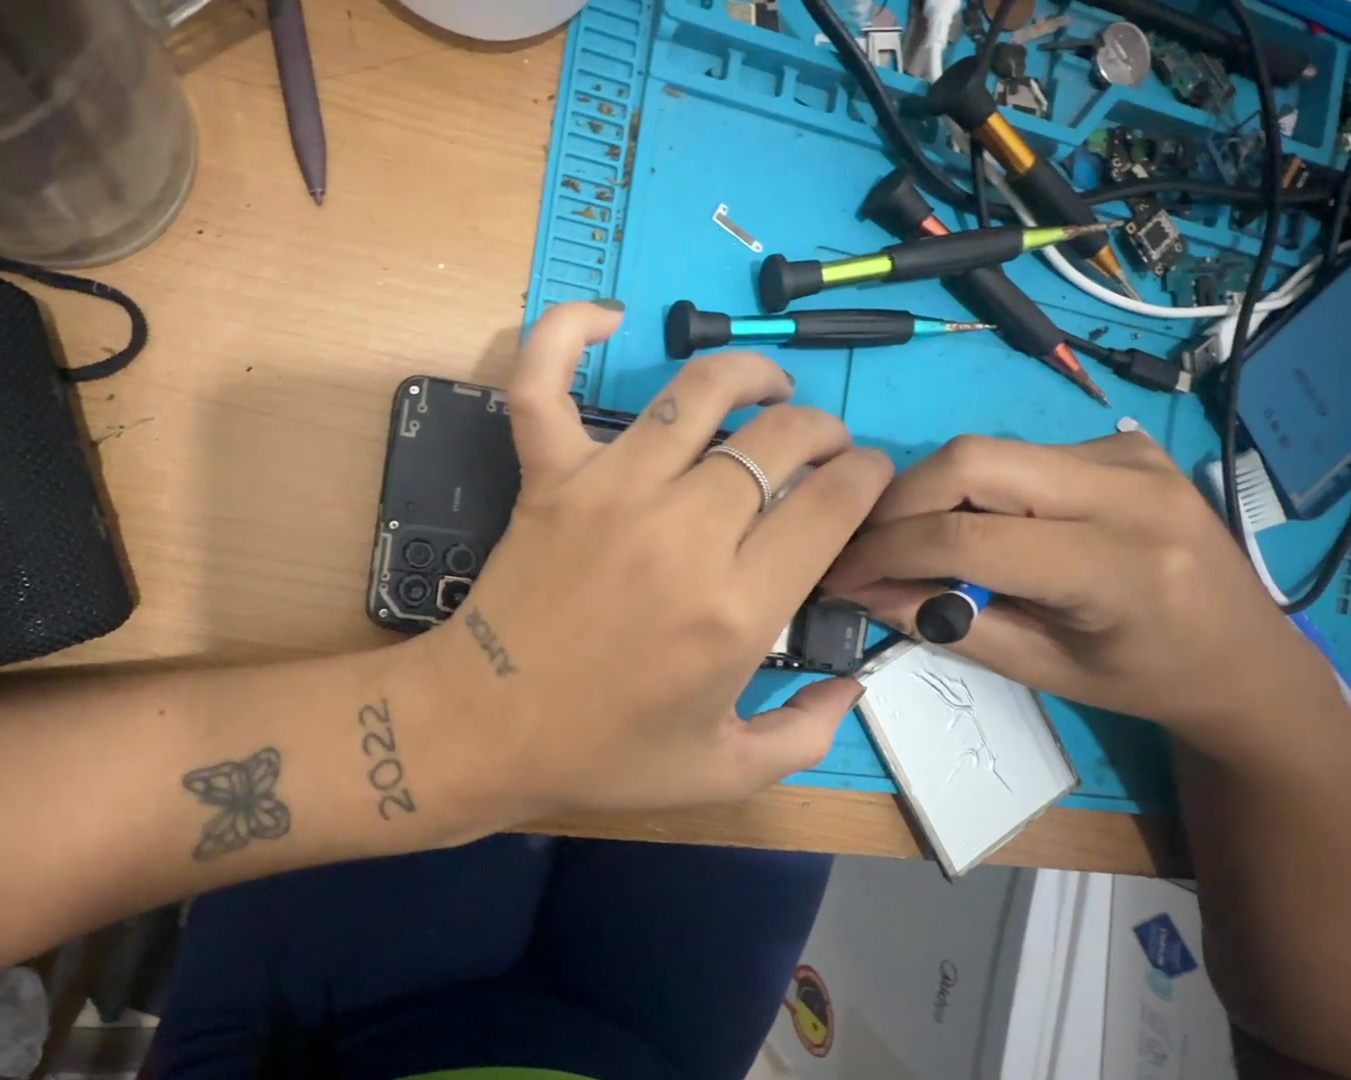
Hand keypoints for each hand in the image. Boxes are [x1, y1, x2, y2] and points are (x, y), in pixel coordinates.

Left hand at [415, 301, 893, 818]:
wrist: (484, 729)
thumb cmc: (599, 753)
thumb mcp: (720, 772)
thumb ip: (805, 733)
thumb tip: (855, 687)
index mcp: (738, 608)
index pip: (832, 502)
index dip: (865, 476)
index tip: (862, 478)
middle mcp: (683, 533)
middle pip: (779, 440)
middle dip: (822, 431)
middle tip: (821, 446)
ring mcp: (610, 494)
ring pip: (697, 396)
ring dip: (747, 374)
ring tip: (766, 385)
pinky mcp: (549, 479)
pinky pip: (544, 386)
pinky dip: (564, 335)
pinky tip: (607, 317)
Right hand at [820, 433, 1338, 745]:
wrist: (1249, 655)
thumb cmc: (1143, 680)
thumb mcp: (1039, 669)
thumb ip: (944, 622)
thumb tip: (859, 588)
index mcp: (1121, 566)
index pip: (969, 537)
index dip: (886, 551)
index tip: (839, 573)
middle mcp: (1131, 491)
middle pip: (971, 461)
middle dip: (896, 502)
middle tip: (863, 546)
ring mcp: (1130, 455)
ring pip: (985, 450)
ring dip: (926, 493)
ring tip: (906, 541)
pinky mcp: (1121, 444)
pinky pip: (1014, 455)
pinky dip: (968, 489)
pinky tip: (969, 525)